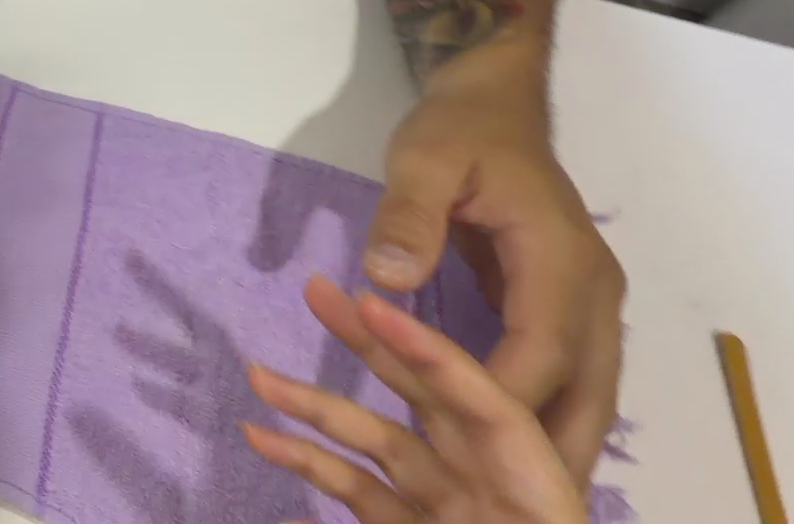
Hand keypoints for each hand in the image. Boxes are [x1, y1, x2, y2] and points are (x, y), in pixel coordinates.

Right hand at [242, 277, 588, 523]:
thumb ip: (395, 506)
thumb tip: (341, 467)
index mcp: (536, 509)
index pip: (488, 408)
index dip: (430, 354)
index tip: (371, 307)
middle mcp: (493, 498)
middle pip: (431, 404)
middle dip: (369, 345)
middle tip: (317, 292)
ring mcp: (448, 516)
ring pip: (379, 442)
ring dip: (316, 406)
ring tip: (257, 372)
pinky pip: (356, 489)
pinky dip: (309, 463)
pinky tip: (263, 440)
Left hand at [363, 70, 625, 480]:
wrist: (491, 100)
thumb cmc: (455, 129)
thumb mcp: (422, 161)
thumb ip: (407, 219)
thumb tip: (383, 280)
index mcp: (559, 261)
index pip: (541, 352)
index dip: (498, 398)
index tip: (451, 441)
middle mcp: (589, 290)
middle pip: (584, 389)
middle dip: (546, 445)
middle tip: (496, 499)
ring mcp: (582, 295)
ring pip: (585, 385)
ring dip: (551, 433)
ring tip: (506, 490)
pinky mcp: (559, 295)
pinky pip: (560, 362)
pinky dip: (539, 400)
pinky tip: (500, 430)